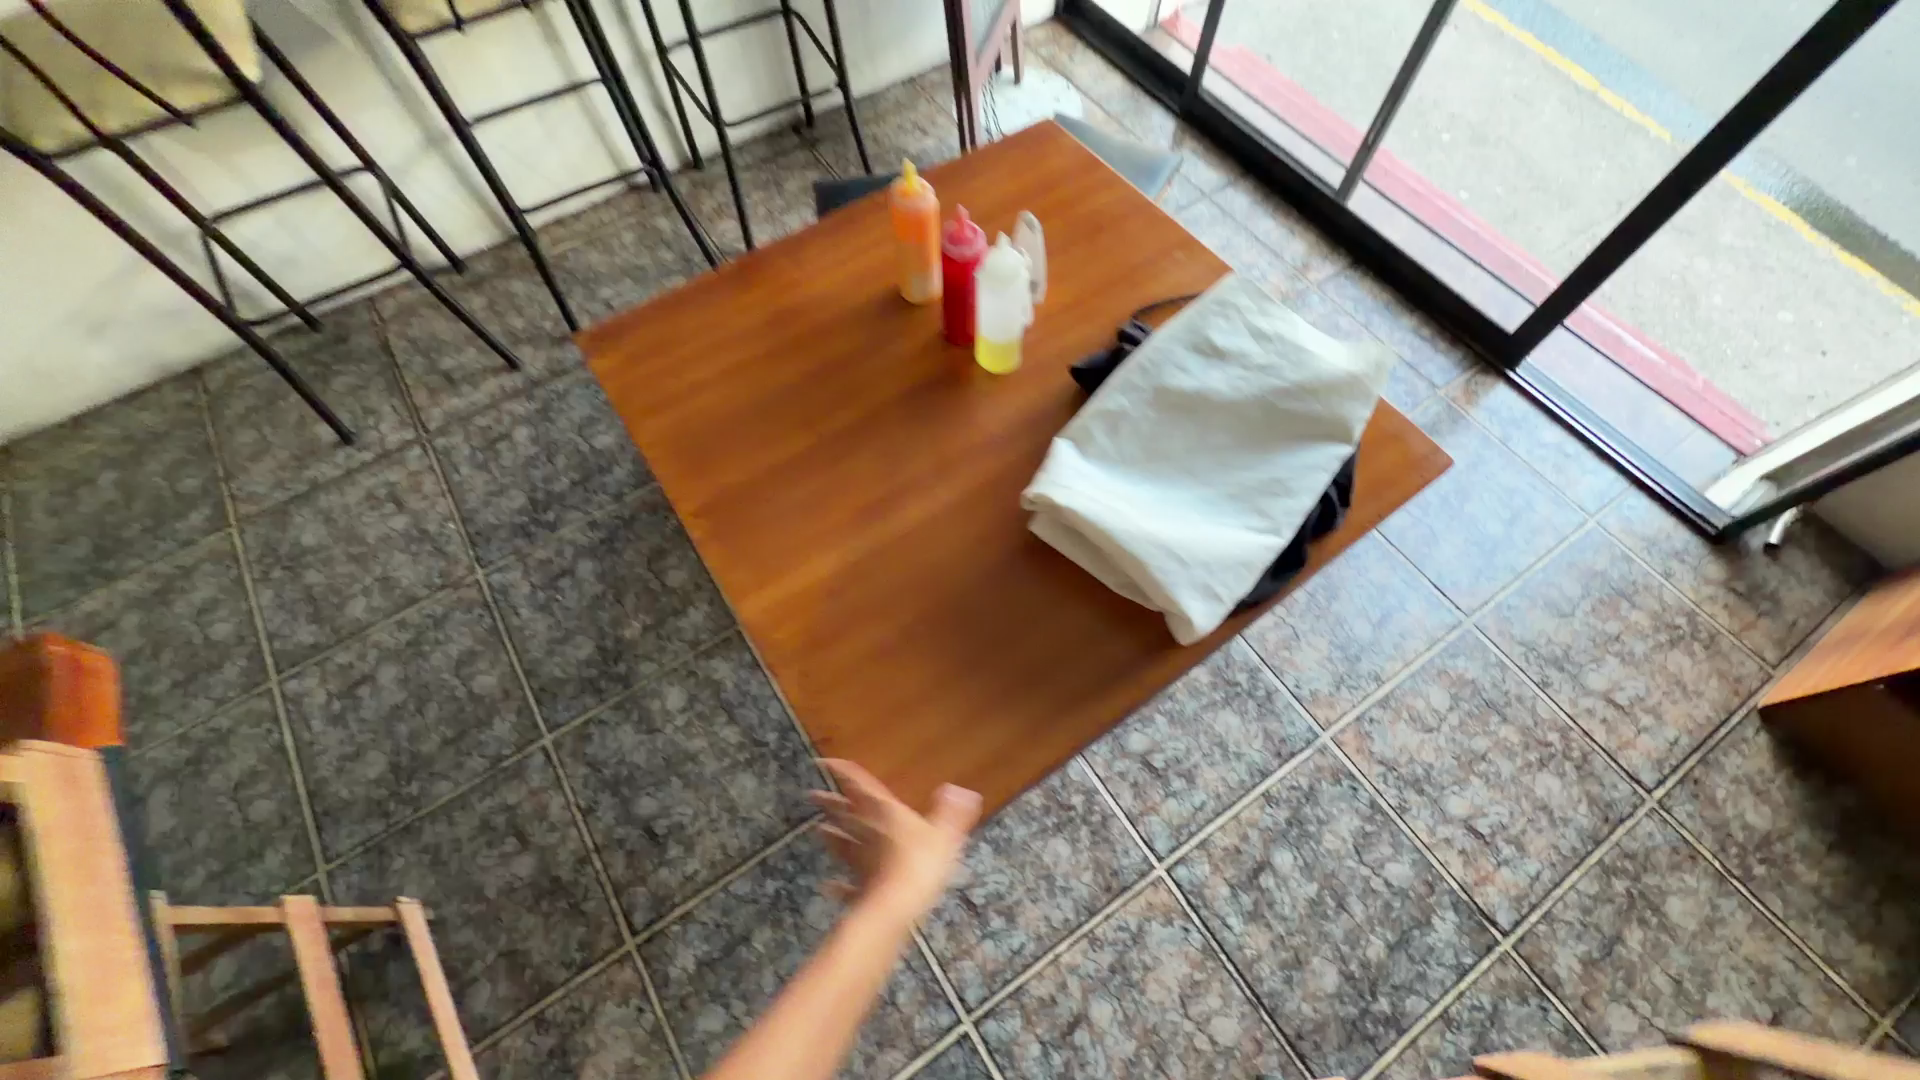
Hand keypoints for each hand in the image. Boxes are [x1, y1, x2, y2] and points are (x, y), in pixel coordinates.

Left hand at [810, 760, 981, 922]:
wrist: (895, 908)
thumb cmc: (921, 864)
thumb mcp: (945, 834)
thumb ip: (951, 813)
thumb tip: (960, 790)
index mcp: (884, 812)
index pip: (861, 786)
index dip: (844, 772)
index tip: (823, 762)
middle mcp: (867, 832)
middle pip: (845, 813)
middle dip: (829, 802)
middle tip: (810, 794)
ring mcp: (860, 862)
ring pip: (841, 844)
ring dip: (830, 835)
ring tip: (817, 830)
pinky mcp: (859, 889)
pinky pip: (846, 886)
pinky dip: (838, 885)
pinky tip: (830, 887)